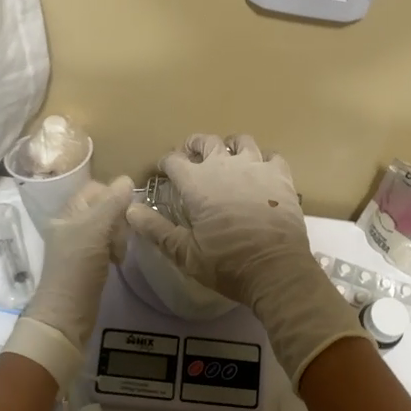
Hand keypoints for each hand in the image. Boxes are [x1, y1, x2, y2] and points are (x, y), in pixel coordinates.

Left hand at [2, 177, 132, 383]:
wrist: (65, 315)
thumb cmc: (77, 269)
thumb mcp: (95, 231)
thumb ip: (111, 204)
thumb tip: (127, 179)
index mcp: (68, 213)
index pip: (95, 189)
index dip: (113, 195)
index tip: (127, 212)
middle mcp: (71, 225)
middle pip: (103, 207)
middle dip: (118, 218)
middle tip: (122, 237)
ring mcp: (79, 245)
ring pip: (107, 227)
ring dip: (118, 235)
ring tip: (119, 253)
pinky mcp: (87, 263)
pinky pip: (106, 245)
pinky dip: (115, 249)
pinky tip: (117, 261)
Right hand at [125, 134, 364, 385]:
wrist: (275, 269)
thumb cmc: (225, 263)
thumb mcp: (185, 252)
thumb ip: (156, 229)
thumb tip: (130, 210)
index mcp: (196, 183)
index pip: (173, 160)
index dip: (165, 163)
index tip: (163, 171)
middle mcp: (224, 165)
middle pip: (206, 141)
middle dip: (195, 146)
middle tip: (193, 156)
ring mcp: (255, 167)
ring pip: (241, 141)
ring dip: (231, 147)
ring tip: (229, 158)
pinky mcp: (280, 176)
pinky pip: (271, 156)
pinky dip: (264, 161)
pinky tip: (262, 172)